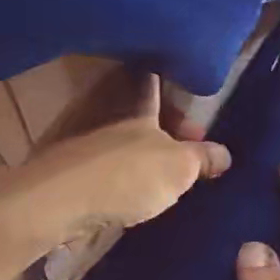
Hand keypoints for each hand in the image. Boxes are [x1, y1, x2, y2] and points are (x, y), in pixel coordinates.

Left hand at [1, 75, 230, 241]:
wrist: (57, 203)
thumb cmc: (125, 177)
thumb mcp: (177, 168)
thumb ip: (200, 158)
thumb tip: (223, 154)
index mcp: (135, 104)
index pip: (152, 76)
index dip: (170, 78)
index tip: (186, 92)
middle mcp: (104, 113)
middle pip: (134, 108)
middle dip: (159, 123)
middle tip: (184, 149)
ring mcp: (79, 139)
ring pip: (114, 135)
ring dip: (136, 150)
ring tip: (161, 175)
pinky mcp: (62, 167)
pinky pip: (97, 161)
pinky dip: (114, 170)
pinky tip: (126, 191)